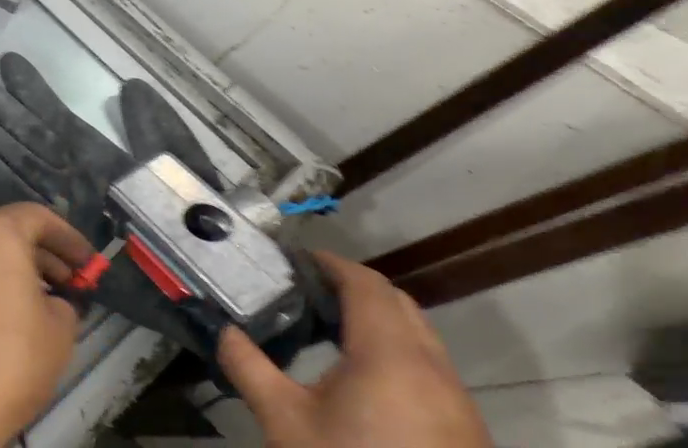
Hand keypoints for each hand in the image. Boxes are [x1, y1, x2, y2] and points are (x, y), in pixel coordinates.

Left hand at [0, 203, 93, 447]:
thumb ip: (62, 301)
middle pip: (5, 229)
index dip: (69, 238)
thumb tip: (52, 299)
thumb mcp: (59, 329)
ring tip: (39, 299)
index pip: (37, 216)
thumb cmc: (10, 357)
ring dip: (10, 265)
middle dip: (40, 252)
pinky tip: (1, 311)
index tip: (88, 263)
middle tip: (69, 282)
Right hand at [219, 252, 489, 447]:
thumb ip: (248, 366)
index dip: (330, 263)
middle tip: (307, 290)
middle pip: (399, 303)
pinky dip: (398, 351)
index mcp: (390, 355)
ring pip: (421, 336)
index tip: (294, 259)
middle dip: (353, 287)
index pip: (365, 283)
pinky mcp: (466, 429)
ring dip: (378, 320)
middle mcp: (433, 368)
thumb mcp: (285, 420)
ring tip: (330, 329)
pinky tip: (364, 376)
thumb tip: (220, 329)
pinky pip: (431, 368)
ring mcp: (458, 401)